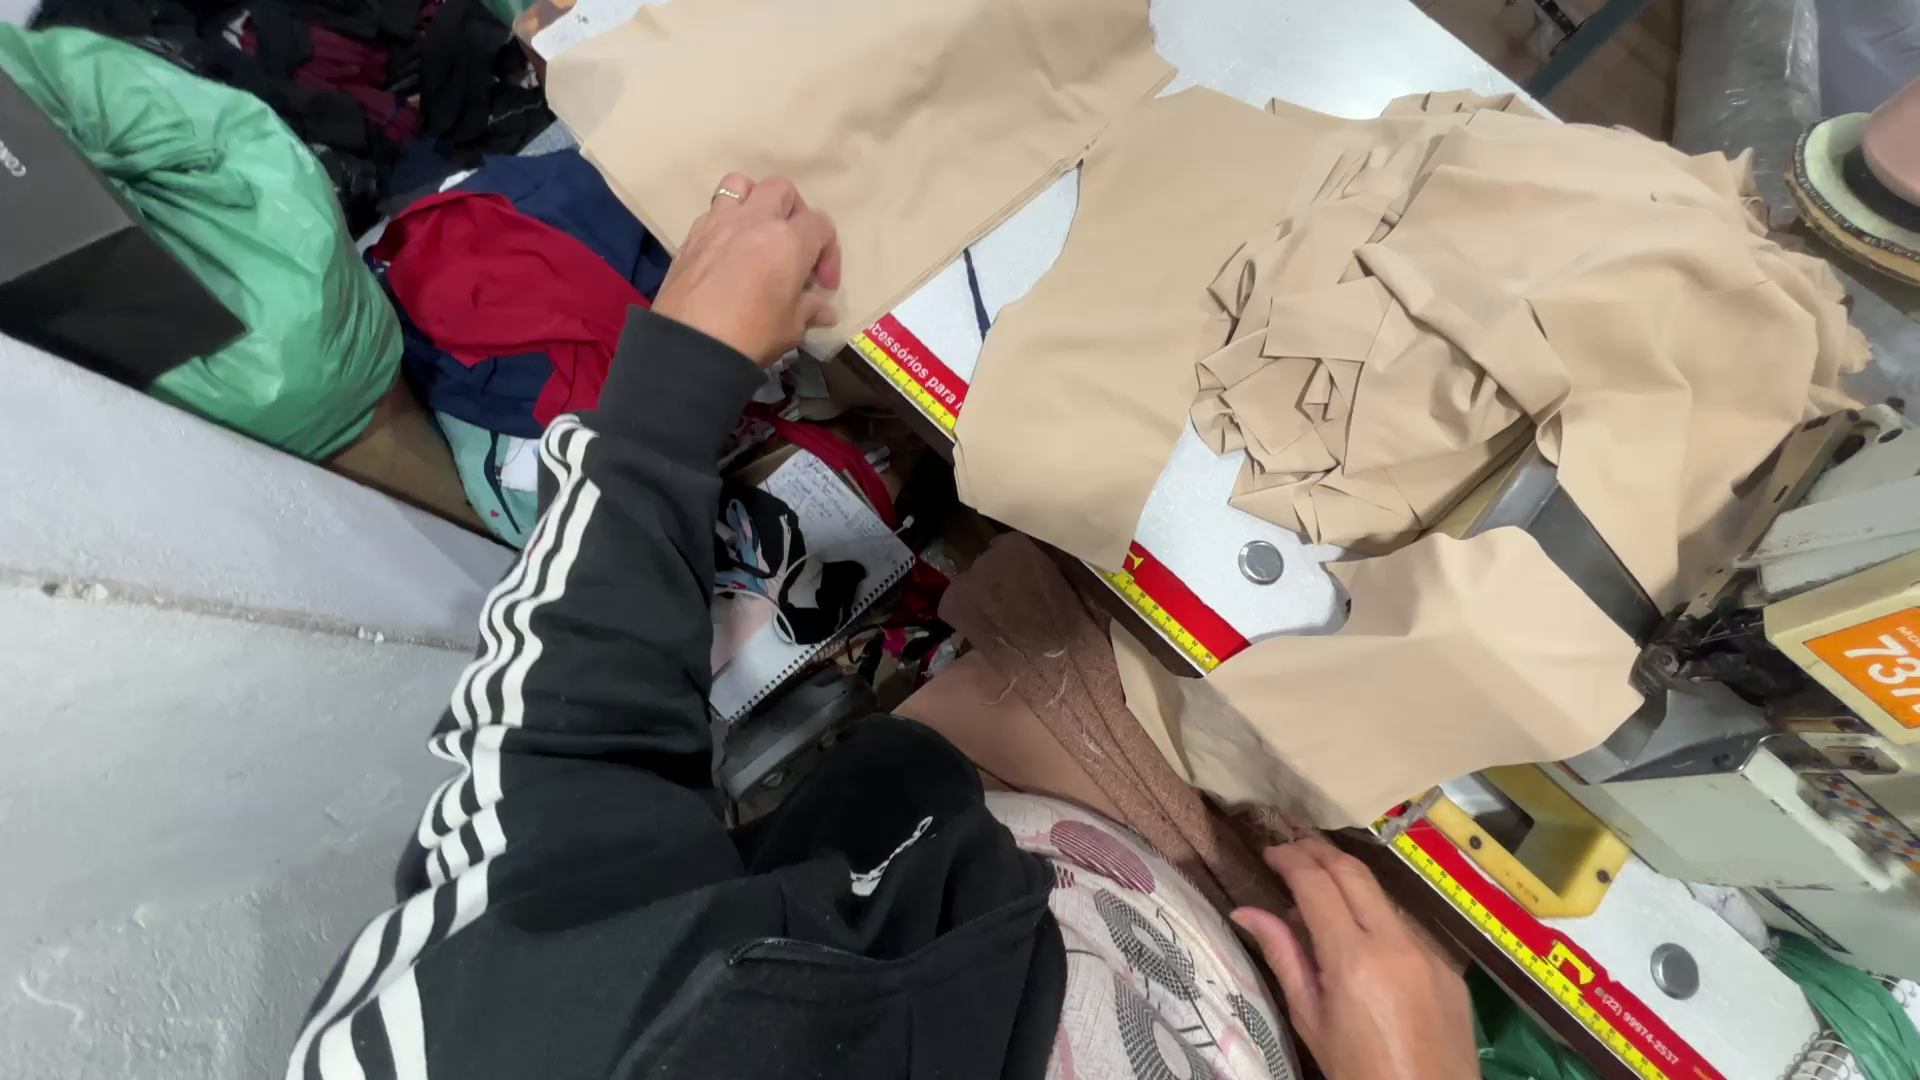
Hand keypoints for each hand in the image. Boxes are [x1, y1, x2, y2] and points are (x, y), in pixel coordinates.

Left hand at [652, 173, 843, 366]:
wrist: (691, 345)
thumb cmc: (752, 335)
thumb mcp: (792, 328)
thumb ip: (809, 310)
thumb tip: (823, 309)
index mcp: (788, 241)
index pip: (821, 224)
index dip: (829, 253)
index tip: (822, 285)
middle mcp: (754, 220)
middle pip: (782, 189)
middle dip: (796, 214)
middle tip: (795, 248)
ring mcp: (719, 222)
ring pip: (741, 185)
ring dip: (755, 202)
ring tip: (758, 234)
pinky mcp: (692, 235)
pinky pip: (714, 211)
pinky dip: (727, 224)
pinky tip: (728, 255)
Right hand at [1232, 839, 1476, 1079]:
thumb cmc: (1358, 1075)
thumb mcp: (1309, 1019)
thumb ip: (1282, 955)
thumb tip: (1244, 910)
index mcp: (1353, 959)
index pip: (1315, 883)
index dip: (1289, 859)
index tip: (1269, 853)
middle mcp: (1396, 945)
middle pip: (1352, 872)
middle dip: (1318, 852)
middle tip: (1290, 850)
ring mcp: (1429, 955)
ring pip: (1380, 895)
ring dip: (1346, 882)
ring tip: (1317, 896)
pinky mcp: (1450, 971)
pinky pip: (1404, 927)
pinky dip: (1374, 918)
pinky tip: (1359, 940)